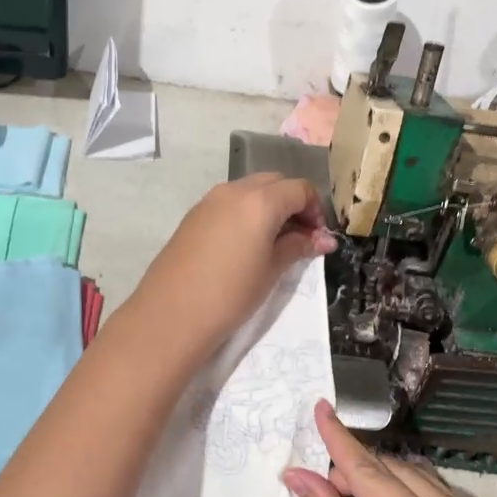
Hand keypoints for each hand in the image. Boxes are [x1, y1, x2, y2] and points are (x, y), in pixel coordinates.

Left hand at [126, 173, 333, 358]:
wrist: (172, 313)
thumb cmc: (231, 293)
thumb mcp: (272, 270)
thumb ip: (298, 247)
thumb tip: (323, 239)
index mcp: (260, 200)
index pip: (300, 189)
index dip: (315, 210)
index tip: (318, 238)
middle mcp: (234, 190)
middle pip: (275, 183)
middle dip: (293, 203)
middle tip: (300, 237)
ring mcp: (209, 200)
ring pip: (250, 190)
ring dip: (269, 206)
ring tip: (274, 242)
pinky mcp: (193, 215)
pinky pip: (229, 202)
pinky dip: (245, 213)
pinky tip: (246, 244)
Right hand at [285, 402, 496, 496]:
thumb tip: (299, 478)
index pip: (374, 474)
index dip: (341, 440)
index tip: (319, 406)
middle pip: (394, 470)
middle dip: (355, 470)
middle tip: (322, 491)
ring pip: (413, 476)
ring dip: (378, 480)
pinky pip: (431, 492)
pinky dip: (401, 493)